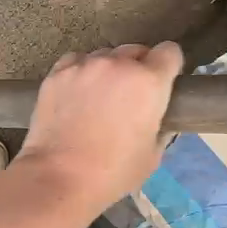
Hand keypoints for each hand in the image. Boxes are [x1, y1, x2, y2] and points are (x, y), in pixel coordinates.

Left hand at [14, 42, 184, 209]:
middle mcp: (118, 64)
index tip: (163, 81)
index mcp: (149, 82)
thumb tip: (156, 118)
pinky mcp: (57, 73)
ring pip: (104, 56)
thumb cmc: (113, 171)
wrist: (60, 176)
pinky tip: (76, 94)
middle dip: (137, 68)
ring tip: (99, 97)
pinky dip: (80, 72)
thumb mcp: (152, 154)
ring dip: (108, 70)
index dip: (168, 66)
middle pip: (135, 51)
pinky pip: (76, 62)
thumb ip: (159, 126)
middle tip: (129, 96)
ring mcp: (85, 66)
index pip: (169, 52)